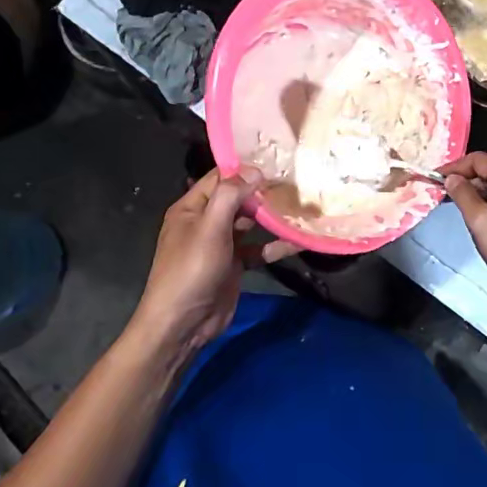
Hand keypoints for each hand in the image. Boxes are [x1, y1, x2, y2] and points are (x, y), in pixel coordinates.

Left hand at [131, 170, 299, 349]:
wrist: (183, 323)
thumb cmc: (191, 270)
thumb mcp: (210, 228)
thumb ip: (231, 196)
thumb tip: (256, 171)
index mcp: (191, 208)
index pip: (220, 178)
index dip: (245, 170)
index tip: (277, 163)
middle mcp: (205, 222)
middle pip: (238, 199)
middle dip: (264, 192)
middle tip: (297, 183)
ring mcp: (221, 243)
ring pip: (251, 223)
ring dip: (274, 217)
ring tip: (303, 207)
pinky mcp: (235, 263)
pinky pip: (259, 248)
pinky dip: (277, 245)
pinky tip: (299, 241)